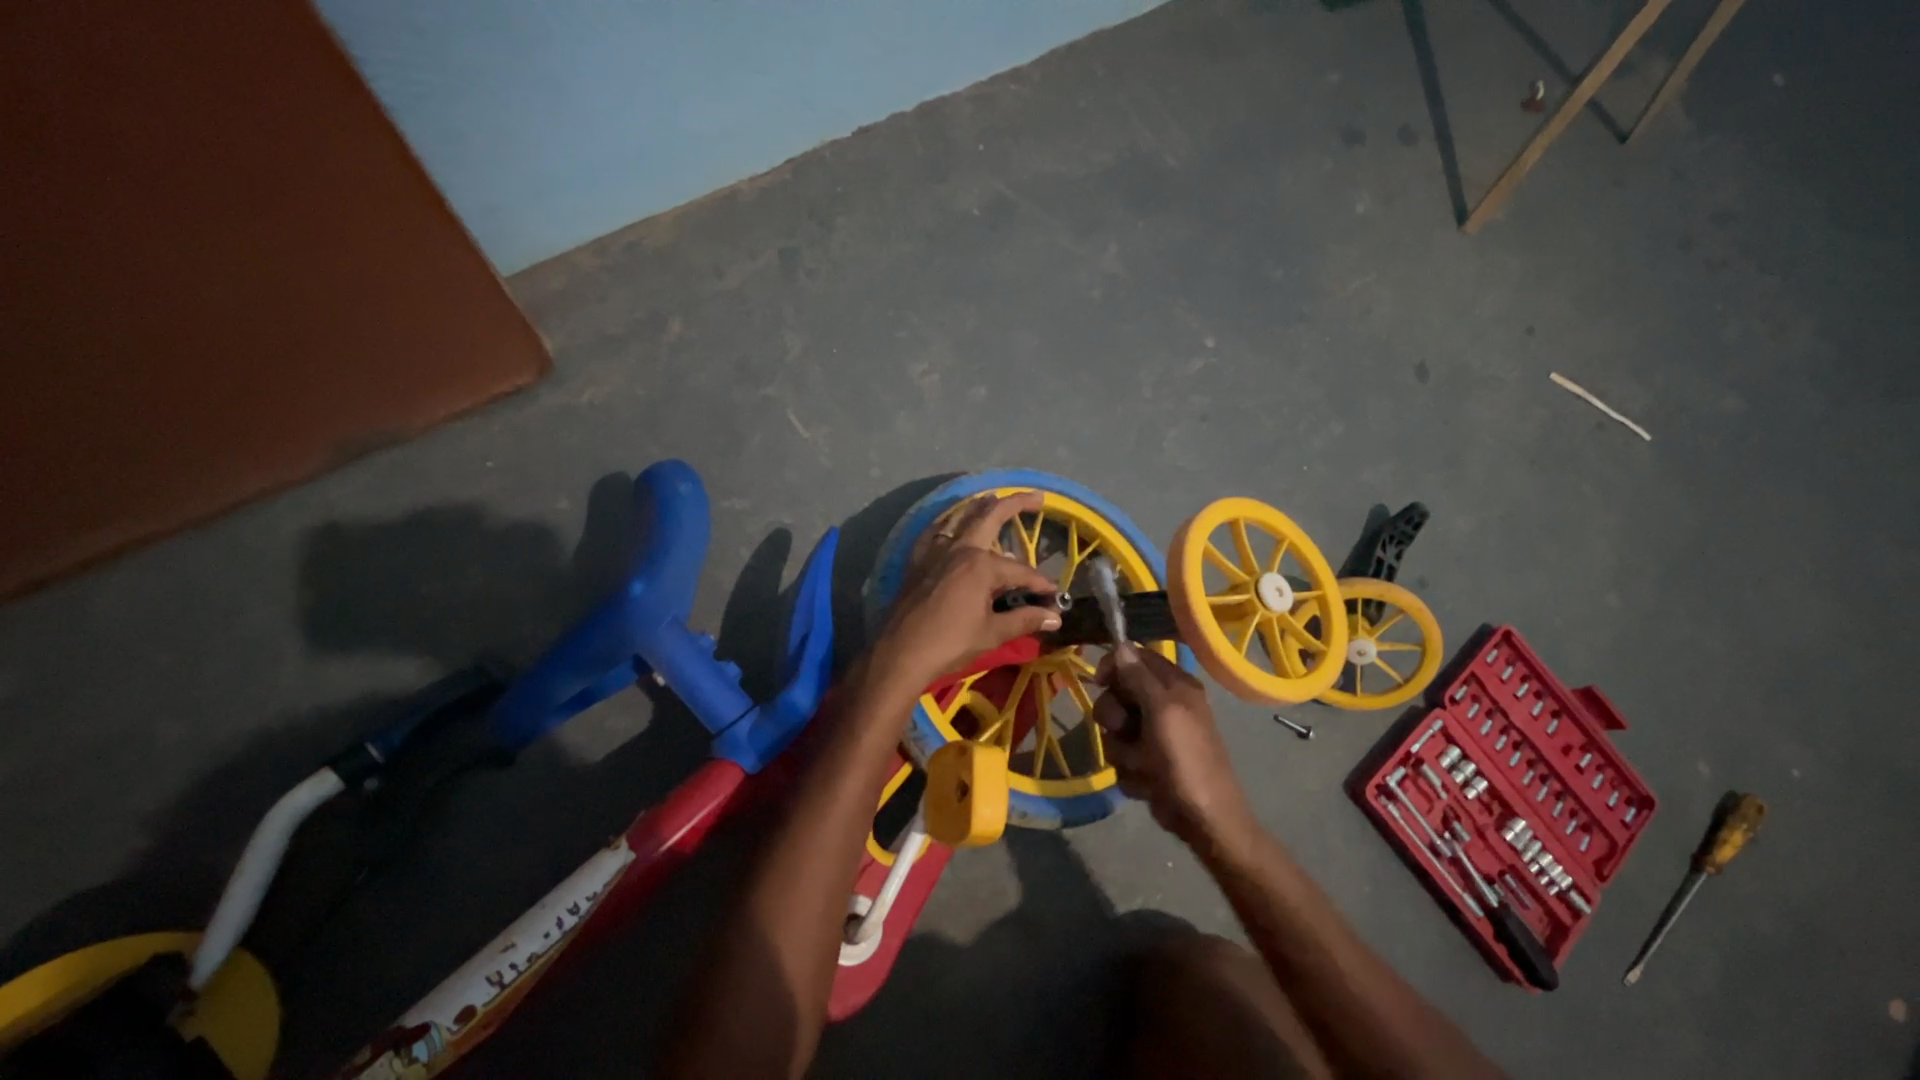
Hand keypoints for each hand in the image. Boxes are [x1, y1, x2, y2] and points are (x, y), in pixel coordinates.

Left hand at [874, 492, 1063, 689]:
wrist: (901, 653)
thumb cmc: (950, 643)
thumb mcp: (992, 633)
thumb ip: (1024, 620)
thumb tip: (1055, 618)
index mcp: (981, 565)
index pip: (1021, 571)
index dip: (1039, 583)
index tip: (1053, 597)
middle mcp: (959, 549)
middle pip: (990, 518)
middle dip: (1015, 505)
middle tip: (1036, 496)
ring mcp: (935, 552)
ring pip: (960, 519)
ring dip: (979, 507)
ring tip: (993, 497)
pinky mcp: (917, 561)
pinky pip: (934, 532)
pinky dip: (946, 523)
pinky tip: (950, 523)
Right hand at [1092, 647, 1255, 848]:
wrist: (1201, 817)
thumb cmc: (1186, 758)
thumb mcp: (1163, 710)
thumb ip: (1139, 676)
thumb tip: (1120, 644)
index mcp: (1175, 685)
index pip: (1135, 658)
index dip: (1113, 667)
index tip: (1099, 682)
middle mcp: (1164, 706)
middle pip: (1117, 696)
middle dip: (1116, 718)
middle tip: (1126, 730)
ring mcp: (1153, 737)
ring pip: (1114, 731)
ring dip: (1124, 750)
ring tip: (1145, 765)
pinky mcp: (1146, 763)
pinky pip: (1121, 758)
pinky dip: (1131, 772)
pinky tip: (1148, 783)